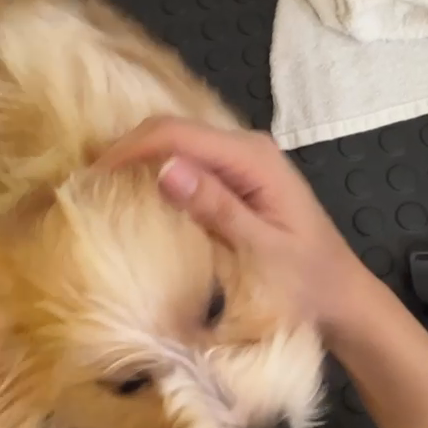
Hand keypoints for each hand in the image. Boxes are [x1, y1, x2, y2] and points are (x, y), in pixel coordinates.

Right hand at [94, 116, 376, 333]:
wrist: (342, 298)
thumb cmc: (307, 282)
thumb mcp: (262, 252)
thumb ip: (217, 208)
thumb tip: (166, 170)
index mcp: (252, 158)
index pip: (177, 135)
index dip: (129, 149)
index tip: (91, 178)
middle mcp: (246, 147)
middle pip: (172, 129)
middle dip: (126, 149)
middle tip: (85, 183)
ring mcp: (241, 159)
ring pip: (175, 142)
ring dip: (136, 158)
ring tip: (99, 187)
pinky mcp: (235, 176)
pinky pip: (186, 161)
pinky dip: (153, 171)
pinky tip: (132, 193)